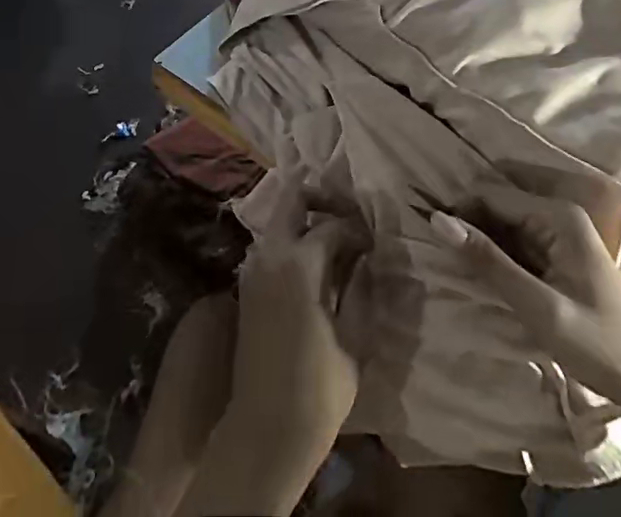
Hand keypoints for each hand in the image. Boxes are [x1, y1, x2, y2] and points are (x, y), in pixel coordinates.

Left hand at [175, 209, 365, 515]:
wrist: (268, 422)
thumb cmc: (321, 385)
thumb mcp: (355, 336)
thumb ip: (360, 287)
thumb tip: (366, 257)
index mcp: (300, 262)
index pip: (332, 224)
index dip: (358, 229)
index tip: (375, 242)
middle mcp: (270, 254)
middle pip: (291, 199)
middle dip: (319, 197)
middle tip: (348, 215)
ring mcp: (252, 267)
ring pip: (278, 222)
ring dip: (303, 220)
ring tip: (336, 242)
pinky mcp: (246, 284)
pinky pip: (269, 246)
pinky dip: (290, 242)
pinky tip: (315, 266)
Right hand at [430, 182, 620, 421]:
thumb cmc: (600, 346)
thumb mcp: (538, 307)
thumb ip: (488, 261)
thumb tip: (437, 219)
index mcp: (558, 216)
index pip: (487, 193)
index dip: (458, 214)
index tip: (434, 243)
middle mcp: (559, 214)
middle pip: (494, 202)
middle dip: (467, 223)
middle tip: (447, 258)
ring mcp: (560, 233)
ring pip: (500, 221)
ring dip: (478, 239)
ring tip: (461, 268)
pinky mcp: (557, 253)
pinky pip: (513, 239)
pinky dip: (493, 252)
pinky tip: (484, 275)